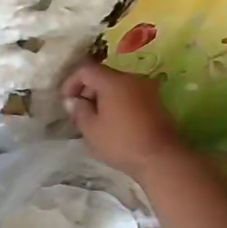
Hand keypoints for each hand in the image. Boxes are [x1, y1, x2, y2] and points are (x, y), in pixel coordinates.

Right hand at [60, 62, 189, 178]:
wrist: (160, 157)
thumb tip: (75, 101)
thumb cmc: (121, 142)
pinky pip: (130, 95)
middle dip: (87, 90)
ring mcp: (146, 88)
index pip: (86, 69)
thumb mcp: (91, 129)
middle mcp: (131, 78)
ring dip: (103, 97)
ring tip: (94, 118)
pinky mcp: (155, 101)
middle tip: (78, 111)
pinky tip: (113, 121)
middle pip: (103, 75)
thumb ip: (79, 110)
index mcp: (113, 81)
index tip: (65, 100)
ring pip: (117, 85)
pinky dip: (117, 102)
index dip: (71, 82)